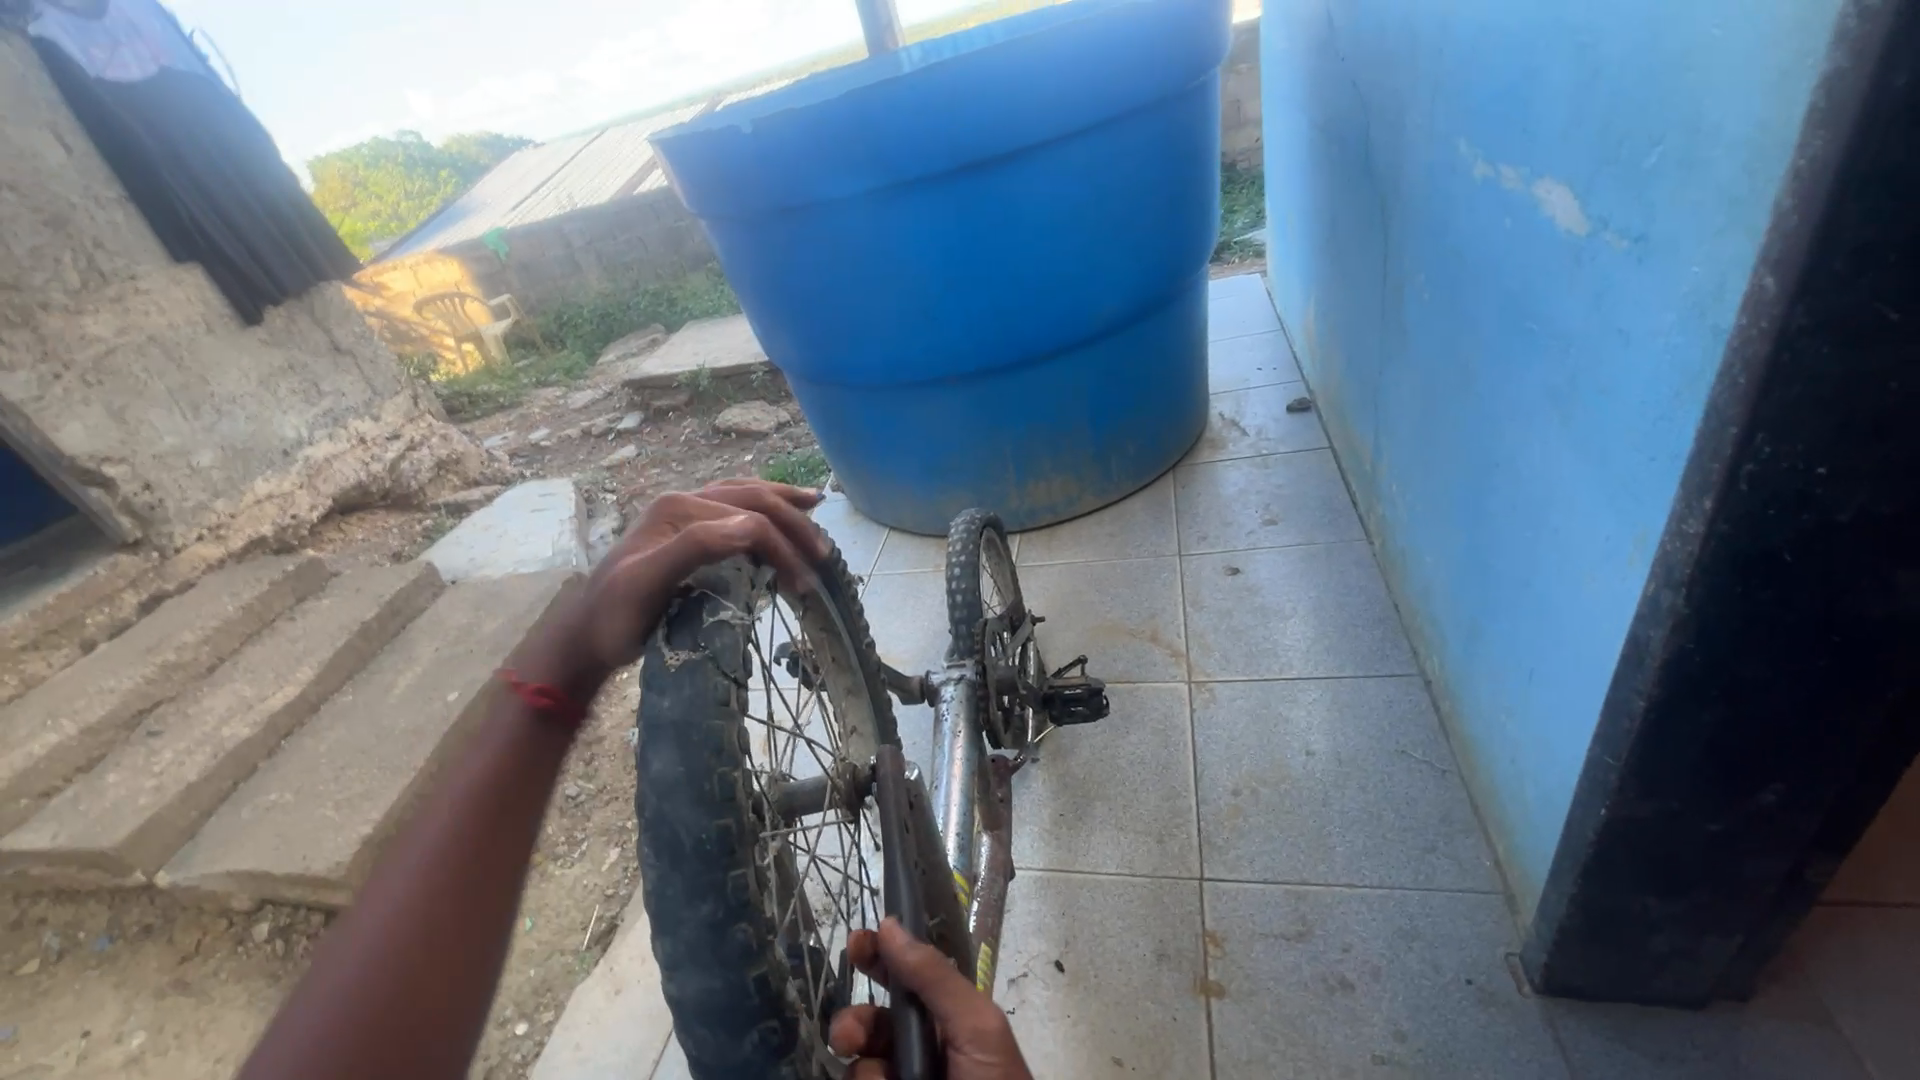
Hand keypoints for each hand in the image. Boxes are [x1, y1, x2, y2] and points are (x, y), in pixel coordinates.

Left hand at [518, 479, 827, 694]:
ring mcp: (684, 511)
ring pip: (746, 493)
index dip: (784, 548)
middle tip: (823, 555)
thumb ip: (696, 547)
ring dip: (784, 504)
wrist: (585, 635)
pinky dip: (764, 503)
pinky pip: (735, 503)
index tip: (806, 586)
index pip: (750, 519)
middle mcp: (682, 501)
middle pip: (753, 499)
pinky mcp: (687, 527)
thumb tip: (754, 528)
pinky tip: (779, 507)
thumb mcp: (647, 584)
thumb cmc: (616, 618)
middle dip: (793, 524)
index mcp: (677, 509)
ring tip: (816, 508)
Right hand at [830, 918, 1034, 1079]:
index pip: (906, 978)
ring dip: (864, 1070)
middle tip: (849, 1035)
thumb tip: (890, 925)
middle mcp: (923, 1050)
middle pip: (872, 1022)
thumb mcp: (975, 1025)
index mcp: (948, 1020)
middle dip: (854, 1022)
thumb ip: (933, 976)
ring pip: (862, 1065)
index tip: (857, 943)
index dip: (880, 956)